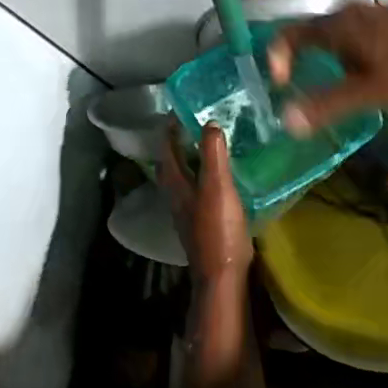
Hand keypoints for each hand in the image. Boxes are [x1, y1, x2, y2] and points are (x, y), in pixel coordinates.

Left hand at [160, 122, 252, 282]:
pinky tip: (218, 179)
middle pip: (170, 164)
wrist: (222, 275)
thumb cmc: (217, 228)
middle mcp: (174, 196)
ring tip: (207, 147)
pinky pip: (195, 192)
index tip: (180, 111)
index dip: (169, 129)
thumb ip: (213, 154)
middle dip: (177, 144)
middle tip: (192, 126)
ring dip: (190, 161)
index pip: (166, 148)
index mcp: (175, 183)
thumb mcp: (217, 186)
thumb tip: (208, 123)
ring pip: (182, 179)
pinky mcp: (199, 224)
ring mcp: (186, 212)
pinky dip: (202, 178)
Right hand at [267, 3, 387, 134]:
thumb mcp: (368, 92)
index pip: (287, 35)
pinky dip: (339, 48)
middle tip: (295, 83)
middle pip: (306, 31)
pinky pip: (347, 29)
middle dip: (296, 57)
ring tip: (325, 79)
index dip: (276, 59)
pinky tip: (358, 68)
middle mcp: (344, 12)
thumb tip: (286, 122)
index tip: (280, 84)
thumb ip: (326, 106)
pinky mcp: (383, 16)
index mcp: (334, 26)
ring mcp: (366, 11)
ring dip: (319, 53)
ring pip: (328, 30)